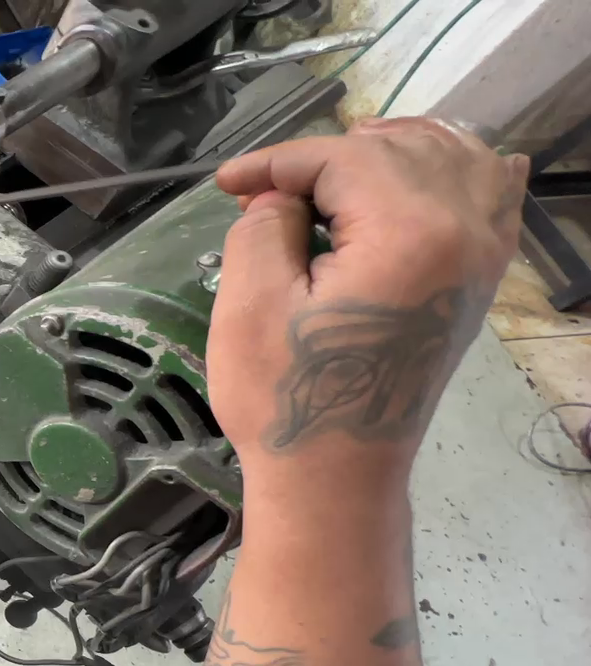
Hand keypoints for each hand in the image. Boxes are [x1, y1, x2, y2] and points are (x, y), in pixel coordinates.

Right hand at [207, 119, 527, 503]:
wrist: (332, 466)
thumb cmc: (281, 391)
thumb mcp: (248, 309)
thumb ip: (262, 235)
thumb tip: (277, 201)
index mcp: (408, 231)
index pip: (345, 161)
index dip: (278, 162)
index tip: (224, 182)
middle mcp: (466, 228)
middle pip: (403, 150)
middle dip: (325, 157)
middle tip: (261, 187)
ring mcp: (482, 254)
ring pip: (455, 159)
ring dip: (388, 154)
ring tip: (329, 172)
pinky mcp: (476, 279)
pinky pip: (490, 194)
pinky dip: (451, 171)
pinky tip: (421, 179)